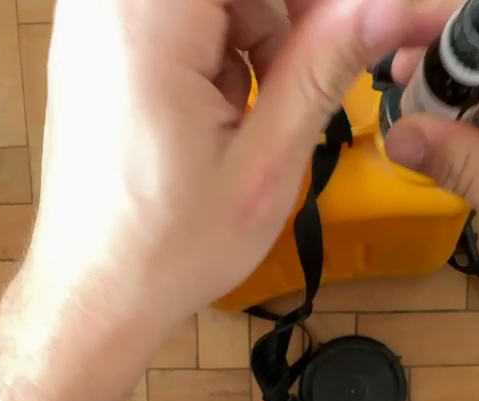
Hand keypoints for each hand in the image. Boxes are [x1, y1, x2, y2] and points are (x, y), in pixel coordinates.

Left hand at [22, 0, 444, 354]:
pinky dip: (211, 46)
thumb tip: (387, 7)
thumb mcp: (264, 165)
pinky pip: (172, 15)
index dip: (313, 5)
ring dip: (248, 31)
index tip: (348, 31)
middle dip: (283, 17)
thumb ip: (324, 69)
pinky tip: (218, 109)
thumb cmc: (166, 249)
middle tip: (310, 77)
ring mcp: (91, 19)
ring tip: (253, 114)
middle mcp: (105, 0)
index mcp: (147, 14)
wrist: (95, 293)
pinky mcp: (92, 45)